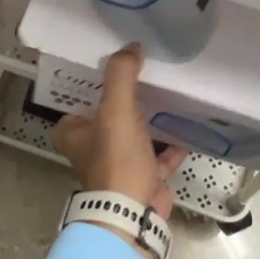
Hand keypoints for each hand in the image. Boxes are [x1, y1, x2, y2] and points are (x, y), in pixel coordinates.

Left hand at [54, 43, 187, 258]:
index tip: (117, 63)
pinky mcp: (141, 179)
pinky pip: (157, 157)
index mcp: (73, 132)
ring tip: (167, 95)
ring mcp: (117, 164)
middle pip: (109, 115)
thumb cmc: (116, 158)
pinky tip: (186, 131)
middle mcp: (90, 147)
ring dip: (148, 121)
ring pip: (133, 135)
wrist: (133, 212)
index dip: (96, 80)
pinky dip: (170, 147)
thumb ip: (121, 75)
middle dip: (126, 99)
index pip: (80, 98)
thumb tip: (132, 46)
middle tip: (146, 73)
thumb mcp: (116, 109)